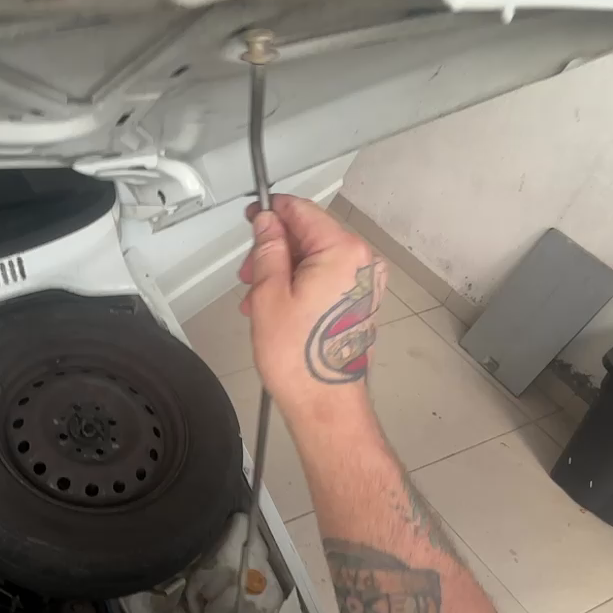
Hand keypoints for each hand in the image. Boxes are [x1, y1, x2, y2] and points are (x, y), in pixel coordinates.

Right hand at [238, 195, 386, 426]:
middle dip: (275, 250)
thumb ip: (268, 250)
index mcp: (342, 252)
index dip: (273, 211)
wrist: (323, 402)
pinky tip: (278, 308)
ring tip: (258, 300)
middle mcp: (362, 263)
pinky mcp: (359, 303)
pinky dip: (301, 286)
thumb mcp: (269, 295)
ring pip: (316, 259)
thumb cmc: (300, 359)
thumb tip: (267, 223)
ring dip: (284, 272)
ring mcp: (364, 285)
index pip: (303, 212)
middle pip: (310, 236)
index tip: (253, 214)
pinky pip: (327, 279)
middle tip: (249, 273)